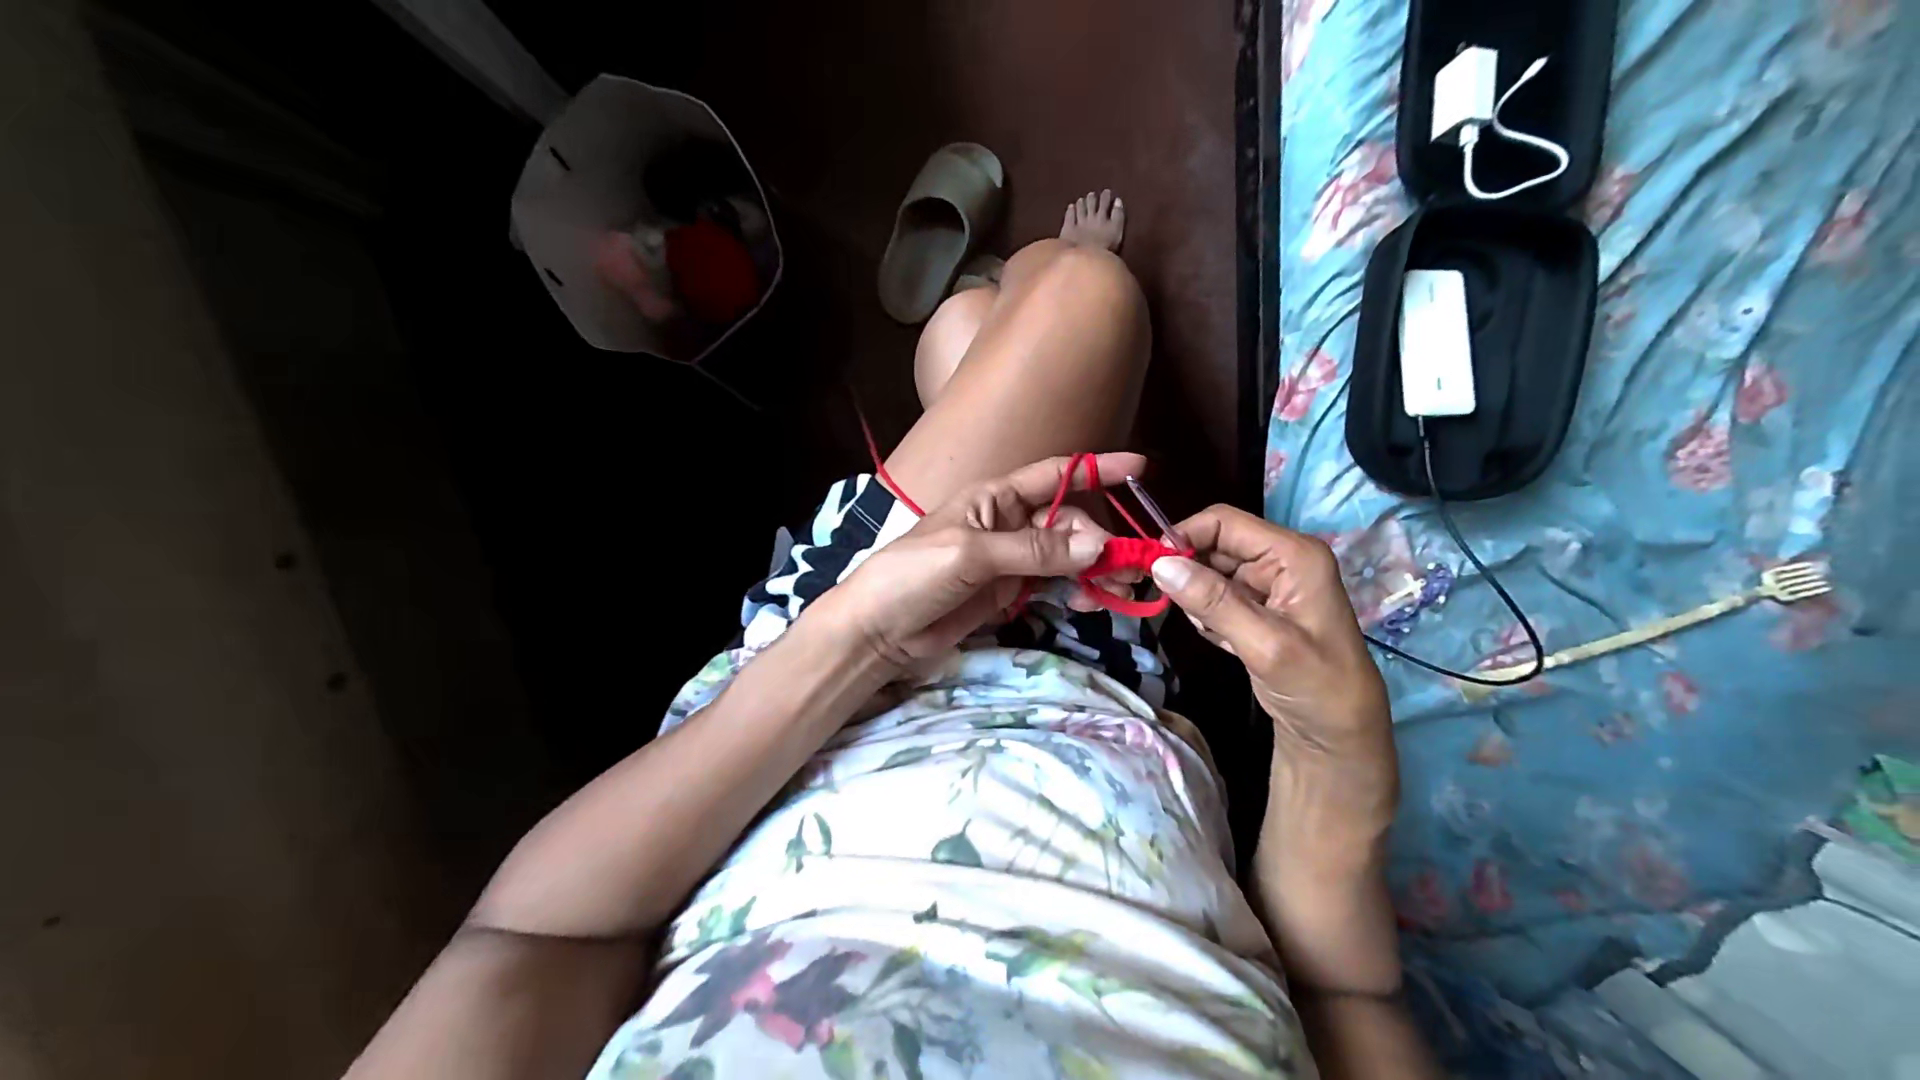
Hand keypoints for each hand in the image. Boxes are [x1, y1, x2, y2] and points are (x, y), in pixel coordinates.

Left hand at [809, 453, 1147, 672]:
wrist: (880, 629)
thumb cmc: (914, 574)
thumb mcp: (972, 554)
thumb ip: (1034, 550)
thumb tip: (1098, 545)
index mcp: (995, 498)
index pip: (1053, 475)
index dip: (1096, 470)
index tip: (1140, 468)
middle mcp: (1008, 523)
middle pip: (1068, 522)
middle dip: (1099, 539)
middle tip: (1126, 565)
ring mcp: (1011, 560)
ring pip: (1066, 555)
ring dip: (1095, 567)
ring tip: (1120, 587)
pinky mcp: (1010, 592)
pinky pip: (1054, 584)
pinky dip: (1077, 590)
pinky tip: (1090, 601)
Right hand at [1150, 506, 1395, 832]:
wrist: (1336, 735)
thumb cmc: (1316, 686)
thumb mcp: (1265, 644)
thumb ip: (1213, 601)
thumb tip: (1161, 564)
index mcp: (1294, 554)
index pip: (1225, 522)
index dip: (1186, 535)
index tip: (1154, 566)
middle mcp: (1281, 560)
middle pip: (1214, 544)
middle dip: (1190, 572)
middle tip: (1183, 609)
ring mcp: (1268, 584)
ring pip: (1209, 571)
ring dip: (1199, 600)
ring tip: (1218, 634)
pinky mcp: (1255, 607)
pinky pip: (1213, 596)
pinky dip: (1207, 616)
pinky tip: (1225, 642)